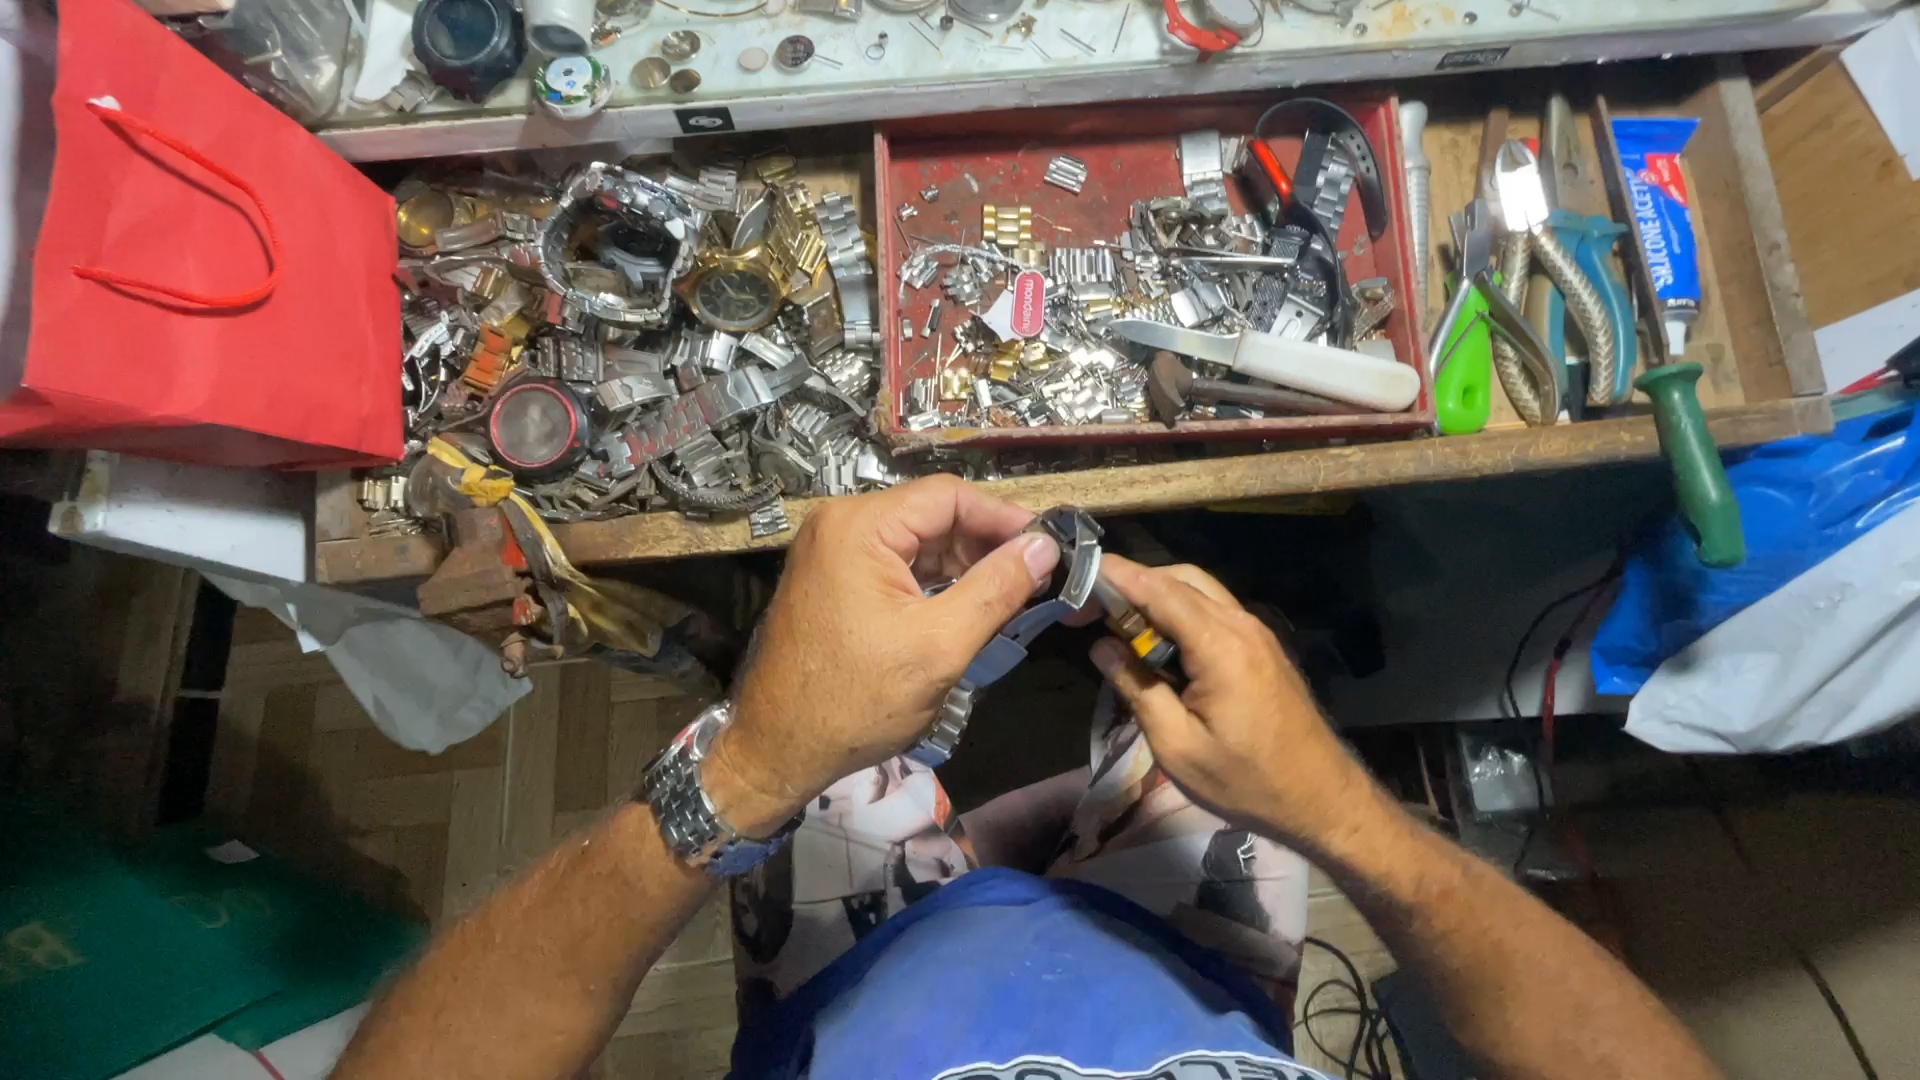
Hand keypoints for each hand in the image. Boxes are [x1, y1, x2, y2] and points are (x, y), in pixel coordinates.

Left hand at [707, 476, 1059, 834]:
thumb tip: (1045, 547)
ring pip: (918, 542)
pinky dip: (936, 582)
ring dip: (964, 566)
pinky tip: (970, 605)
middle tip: (1036, 576)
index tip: (1049, 544)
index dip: (1003, 517)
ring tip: (1012, 595)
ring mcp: (833, 550)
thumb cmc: (856, 701)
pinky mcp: (835, 578)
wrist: (777, 749)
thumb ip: (996, 590)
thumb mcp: (939, 646)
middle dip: (986, 545)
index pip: (949, 496)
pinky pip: (897, 565)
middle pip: (932, 516)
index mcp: (860, 526)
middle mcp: (841, 524)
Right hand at [1089, 556, 1382, 848]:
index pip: (1160, 590)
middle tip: (1093, 604)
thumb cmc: (1246, 781)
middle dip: (1134, 581)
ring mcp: (1256, 634)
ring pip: (1199, 590)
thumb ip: (1137, 688)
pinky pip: (1213, 610)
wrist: (1324, 802)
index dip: (1118, 575)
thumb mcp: (1177, 746)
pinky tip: (1158, 639)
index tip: (1080, 572)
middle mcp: (1241, 626)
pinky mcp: (1261, 647)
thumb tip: (1102, 646)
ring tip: (1119, 620)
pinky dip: (1179, 610)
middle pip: (1180, 579)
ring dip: (1157, 594)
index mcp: (1221, 647)